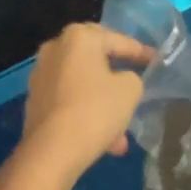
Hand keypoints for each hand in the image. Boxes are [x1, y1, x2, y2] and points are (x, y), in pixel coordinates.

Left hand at [19, 24, 153, 179]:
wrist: (51, 152)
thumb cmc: (95, 110)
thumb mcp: (130, 90)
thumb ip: (132, 78)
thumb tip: (122, 81)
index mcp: (79, 37)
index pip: (118, 41)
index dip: (140, 52)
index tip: (156, 60)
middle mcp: (55, 49)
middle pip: (96, 59)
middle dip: (117, 76)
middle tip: (135, 83)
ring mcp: (41, 76)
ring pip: (83, 85)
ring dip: (104, 103)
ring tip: (123, 133)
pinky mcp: (34, 102)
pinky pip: (70, 101)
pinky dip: (87, 113)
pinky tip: (105, 140)